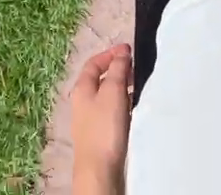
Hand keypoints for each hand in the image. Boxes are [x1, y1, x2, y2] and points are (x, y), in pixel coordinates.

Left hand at [69, 43, 131, 193]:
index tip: (129, 50)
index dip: (110, 54)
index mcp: (81, 88)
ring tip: (138, 86)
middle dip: (117, 69)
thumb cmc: (104, 127)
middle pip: (100, 78)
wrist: (99, 171)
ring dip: (121, 87)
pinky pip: (111, 111)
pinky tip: (133, 109)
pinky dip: (122, 104)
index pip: (94, 63)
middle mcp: (83, 101)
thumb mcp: (113, 91)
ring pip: (107, 95)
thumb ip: (117, 69)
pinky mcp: (99, 134)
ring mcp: (90, 119)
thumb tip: (122, 52)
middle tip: (136, 67)